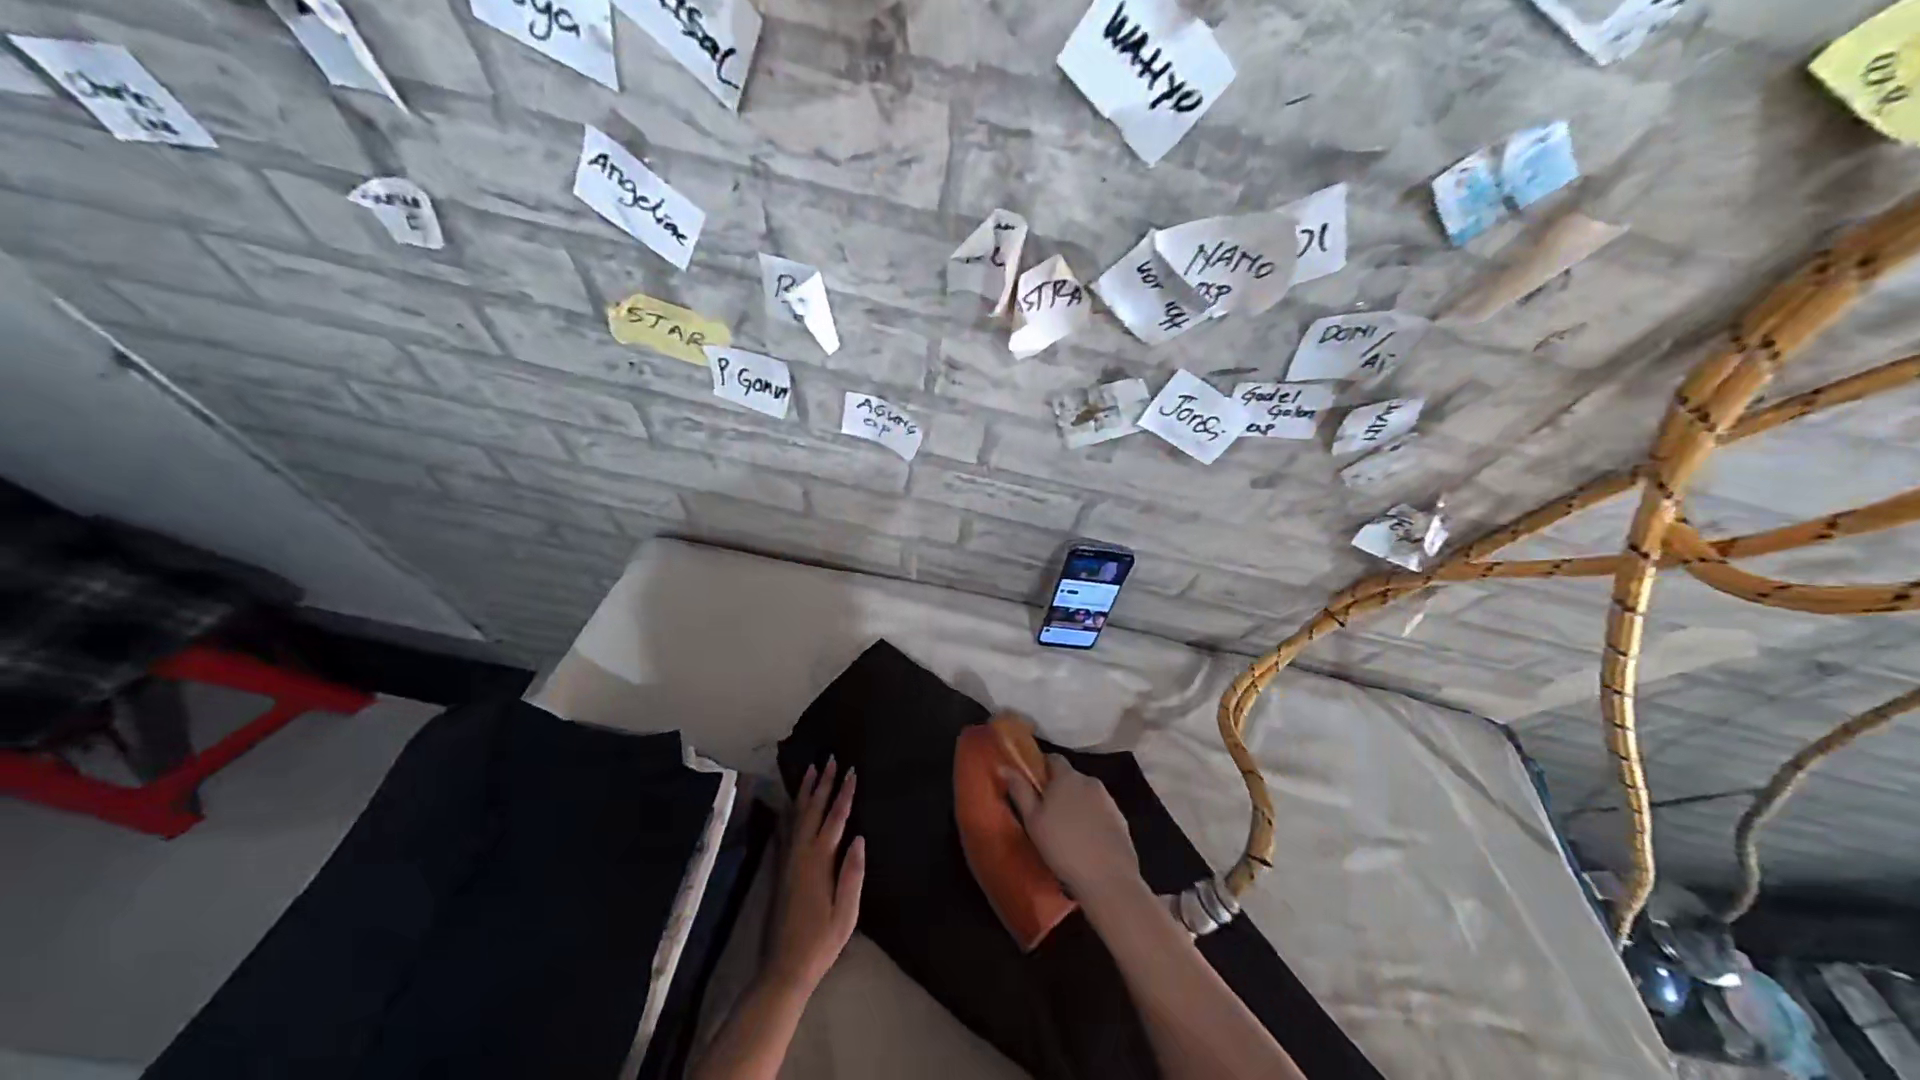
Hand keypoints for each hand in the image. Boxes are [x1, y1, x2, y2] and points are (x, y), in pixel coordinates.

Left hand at [769, 758, 864, 991]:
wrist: (784, 967)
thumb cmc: (822, 941)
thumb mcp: (847, 912)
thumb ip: (852, 874)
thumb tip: (860, 838)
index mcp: (819, 862)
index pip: (835, 819)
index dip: (844, 794)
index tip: (851, 771)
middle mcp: (800, 854)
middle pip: (812, 810)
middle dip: (822, 783)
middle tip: (830, 758)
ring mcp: (787, 860)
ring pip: (796, 816)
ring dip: (805, 791)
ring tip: (810, 769)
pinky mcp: (780, 869)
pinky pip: (786, 830)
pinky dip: (791, 811)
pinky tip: (792, 804)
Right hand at [1002, 754, 1142, 903]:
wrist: (1107, 879)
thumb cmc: (1062, 846)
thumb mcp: (1033, 820)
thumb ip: (1020, 790)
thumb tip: (1004, 766)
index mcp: (1067, 777)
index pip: (1053, 758)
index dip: (1042, 768)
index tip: (1033, 785)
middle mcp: (1090, 781)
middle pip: (1070, 777)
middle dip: (1059, 789)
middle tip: (1046, 814)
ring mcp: (1109, 800)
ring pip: (1086, 795)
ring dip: (1076, 804)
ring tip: (1066, 831)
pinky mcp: (1121, 819)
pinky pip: (1100, 812)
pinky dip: (1091, 819)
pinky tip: (1085, 842)